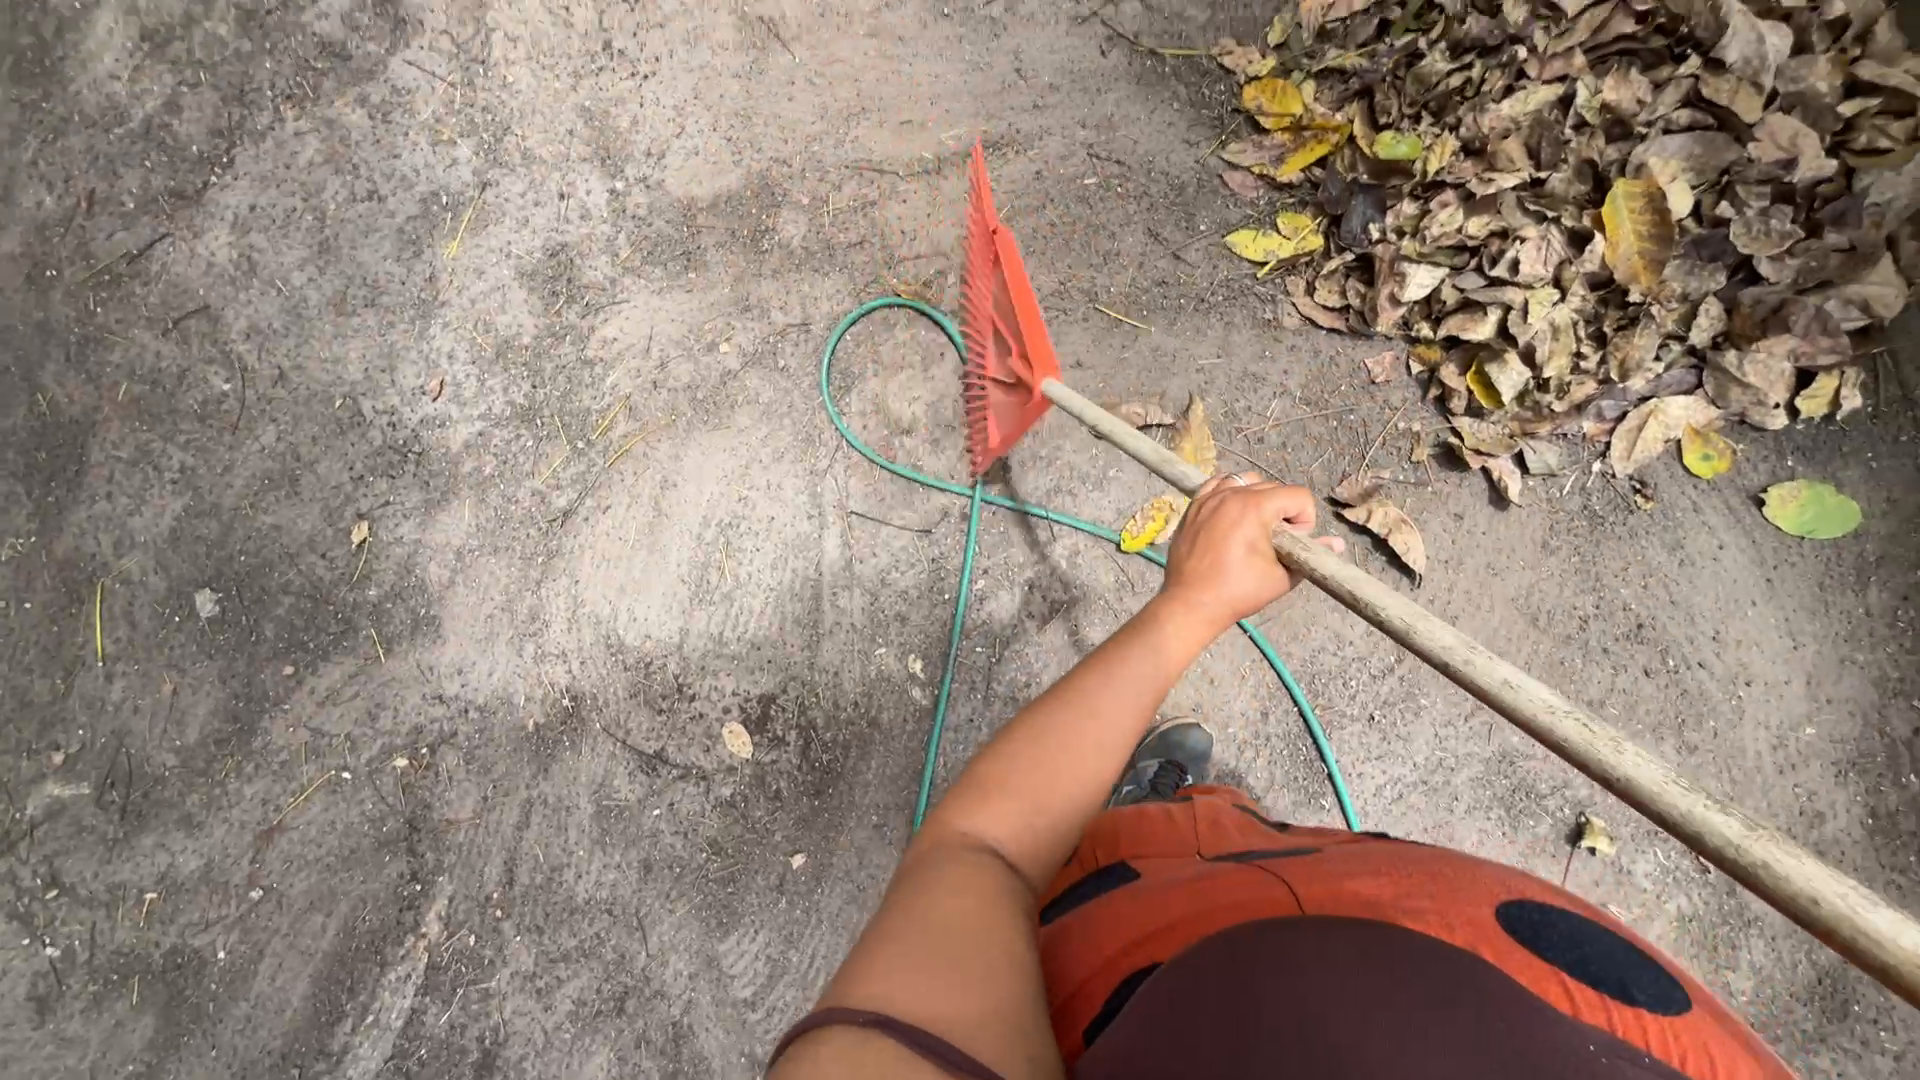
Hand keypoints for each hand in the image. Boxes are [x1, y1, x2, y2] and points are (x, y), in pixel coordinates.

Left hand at [1158, 471, 1345, 633]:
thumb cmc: (1237, 592)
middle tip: (1274, 542)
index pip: (1298, 496)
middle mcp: (1231, 495)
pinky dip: (1229, 493)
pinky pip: (1216, 485)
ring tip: (1253, 528)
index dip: (1304, 521)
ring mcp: (1208, 498)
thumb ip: (1310, 554)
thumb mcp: (1282, 576)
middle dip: (1282, 512)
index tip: (1291, 544)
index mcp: (1254, 507)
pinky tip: (1231, 516)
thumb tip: (1336, 544)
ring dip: (1256, 499)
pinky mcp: (1193, 507)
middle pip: (1273, 487)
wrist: (1191, 603)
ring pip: (1245, 481)